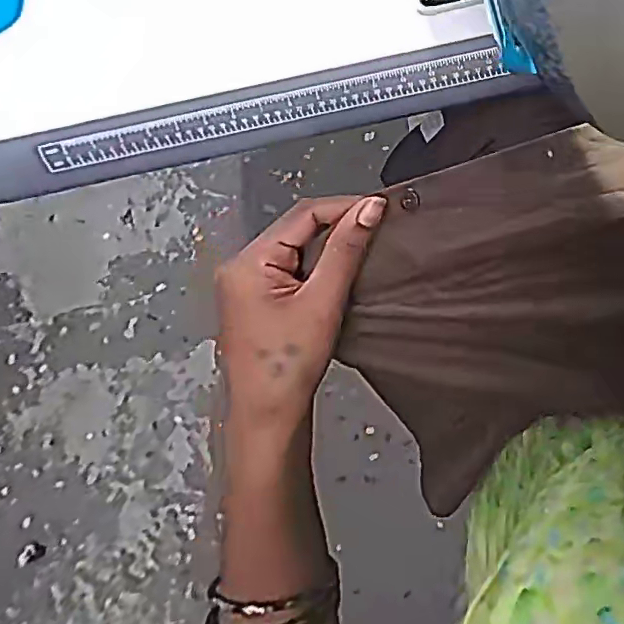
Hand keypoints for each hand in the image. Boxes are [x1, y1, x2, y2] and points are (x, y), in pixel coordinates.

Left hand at [215, 196, 385, 454]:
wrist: (268, 417)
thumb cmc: (288, 366)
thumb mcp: (323, 300)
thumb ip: (346, 249)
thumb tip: (369, 208)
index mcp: (249, 262)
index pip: (304, 214)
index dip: (345, 206)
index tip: (380, 208)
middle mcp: (243, 266)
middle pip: (299, 227)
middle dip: (340, 223)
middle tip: (379, 225)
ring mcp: (249, 283)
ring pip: (299, 246)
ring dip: (333, 244)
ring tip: (368, 245)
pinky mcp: (260, 298)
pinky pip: (295, 266)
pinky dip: (322, 263)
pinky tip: (344, 270)